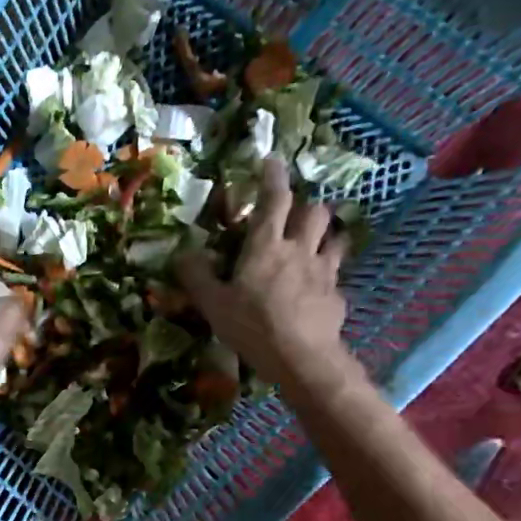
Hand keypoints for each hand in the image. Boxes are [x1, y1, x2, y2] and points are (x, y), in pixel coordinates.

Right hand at [177, 157, 353, 387]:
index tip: (273, 162)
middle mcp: (299, 250)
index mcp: (266, 245)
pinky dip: (329, 276)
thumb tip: (182, 253)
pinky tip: (321, 289)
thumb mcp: (214, 305)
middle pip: (314, 212)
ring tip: (319, 240)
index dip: (274, 177)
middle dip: (307, 204)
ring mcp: (324, 272)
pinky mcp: (337, 295)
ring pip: (334, 238)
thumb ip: (197, 276)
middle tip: (297, 210)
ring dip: (327, 234)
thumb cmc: (253, 327)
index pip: (275, 199)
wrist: (302, 359)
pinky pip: (336, 276)